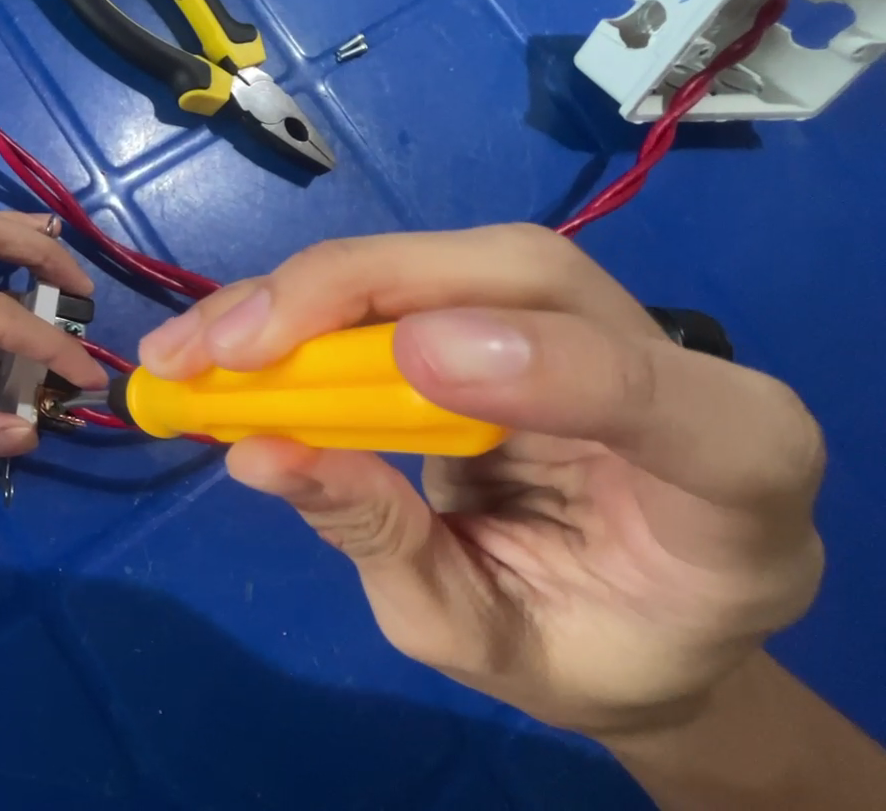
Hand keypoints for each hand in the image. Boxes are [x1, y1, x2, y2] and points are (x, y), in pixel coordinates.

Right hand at [138, 225, 824, 738]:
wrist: (625, 616)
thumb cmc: (572, 643)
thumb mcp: (468, 632)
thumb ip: (383, 544)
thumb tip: (259, 454)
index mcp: (721, 477)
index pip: (673, 400)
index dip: (553, 365)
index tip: (416, 362)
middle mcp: (654, 364)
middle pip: (514, 271)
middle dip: (350, 293)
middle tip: (225, 349)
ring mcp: (563, 323)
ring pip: (426, 261)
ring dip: (290, 294)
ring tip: (182, 352)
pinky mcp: (480, 314)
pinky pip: (379, 284)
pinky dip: (286, 307)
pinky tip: (215, 340)